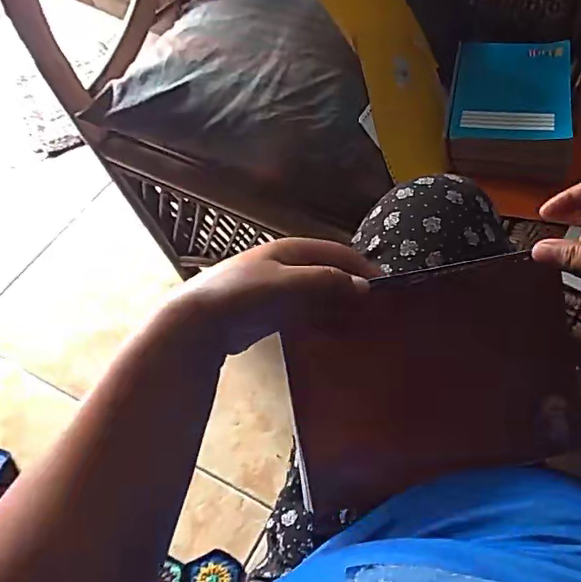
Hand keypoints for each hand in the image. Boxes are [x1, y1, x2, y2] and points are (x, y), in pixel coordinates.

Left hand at [167, 238, 379, 354]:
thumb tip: (363, 285)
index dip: (361, 265)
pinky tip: (332, 331)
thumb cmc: (242, 294)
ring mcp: (277, 288)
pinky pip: (305, 311)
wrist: (197, 322)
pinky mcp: (269, 312)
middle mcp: (285, 265)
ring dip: (339, 304)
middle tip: (373, 305)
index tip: (383, 284)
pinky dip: (322, 318)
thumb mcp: (287, 282)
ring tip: (358, 321)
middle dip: (352, 285)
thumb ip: (325, 281)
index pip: (336, 251)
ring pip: (318, 293)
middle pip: (329, 271)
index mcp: (289, 249)